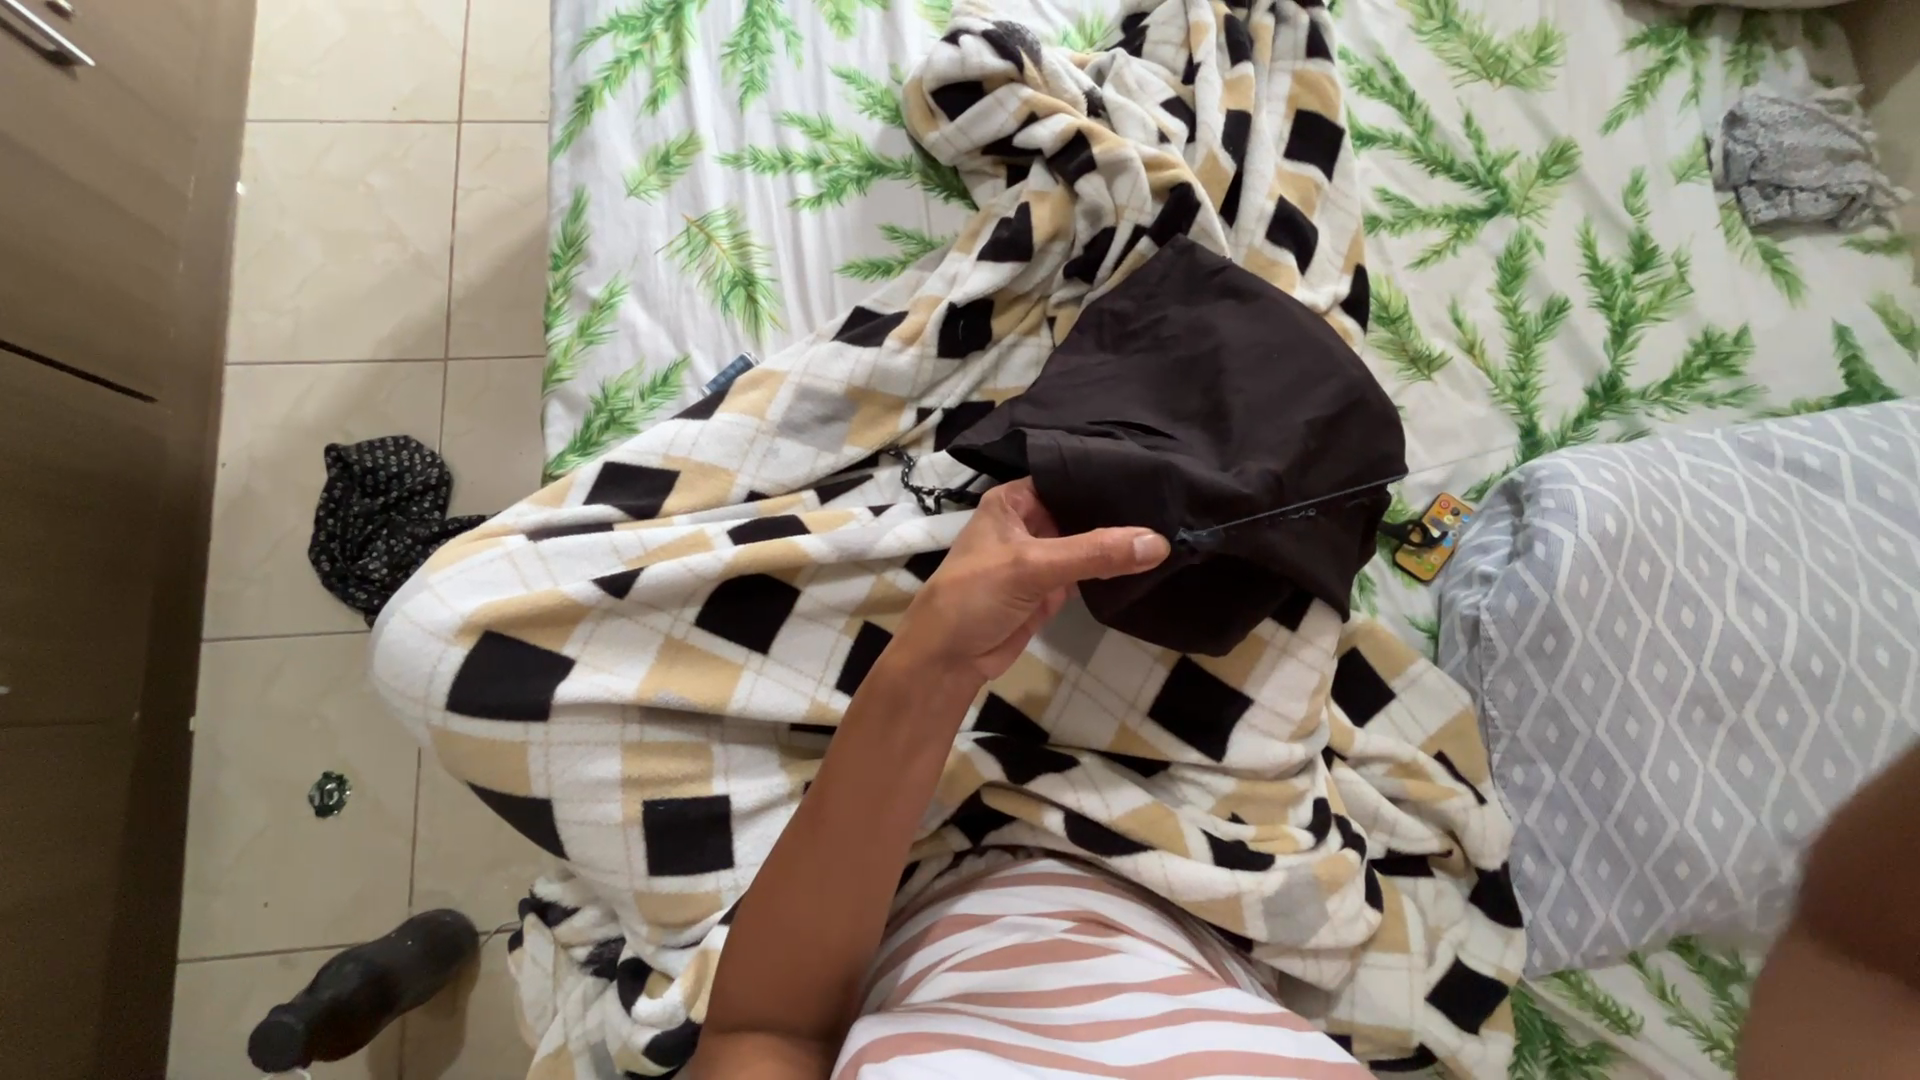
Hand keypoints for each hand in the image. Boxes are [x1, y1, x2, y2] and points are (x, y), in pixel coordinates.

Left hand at [894, 478, 1170, 685]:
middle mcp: (1028, 522)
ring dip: (1120, 544)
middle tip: (1175, 504)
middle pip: (1081, 511)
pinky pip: (1089, 573)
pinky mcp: (1052, 589)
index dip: (1105, 477)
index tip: (1156, 474)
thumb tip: (1159, 541)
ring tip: (1174, 527)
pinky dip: (1113, 571)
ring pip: (1088, 544)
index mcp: (1013, 500)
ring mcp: (1041, 557)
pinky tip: (1150, 562)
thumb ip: (1093, 553)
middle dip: (1120, 512)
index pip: (1066, 477)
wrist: (948, 658)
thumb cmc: (975, 595)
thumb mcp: (1032, 565)